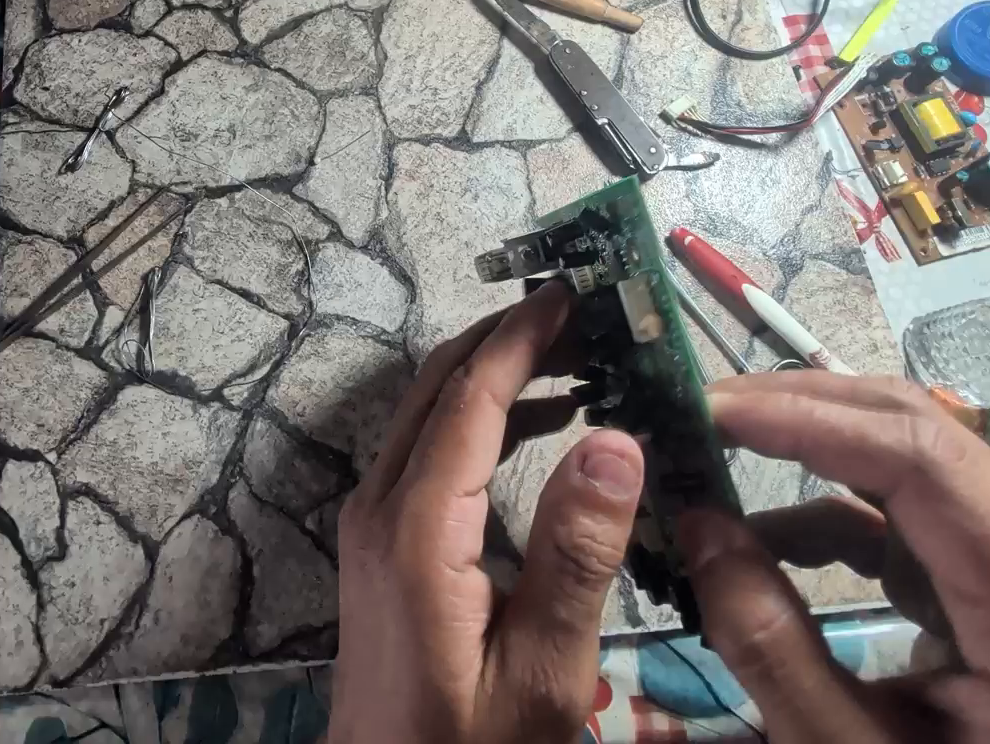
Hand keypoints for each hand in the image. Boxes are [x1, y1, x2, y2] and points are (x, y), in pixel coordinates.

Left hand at [329, 282, 644, 743]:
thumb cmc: (468, 743)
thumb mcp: (541, 670)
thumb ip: (576, 555)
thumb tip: (616, 440)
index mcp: (415, 524)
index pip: (470, 396)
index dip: (519, 337)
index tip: (566, 291)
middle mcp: (380, 499)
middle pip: (440, 386)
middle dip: (507, 340)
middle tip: (582, 317)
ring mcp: (373, 513)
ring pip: (432, 411)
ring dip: (496, 374)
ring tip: (576, 361)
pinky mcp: (381, 531)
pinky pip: (430, 447)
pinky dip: (483, 419)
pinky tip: (540, 423)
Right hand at [679, 371, 989, 742]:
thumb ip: (771, 648)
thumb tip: (697, 521)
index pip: (928, 464)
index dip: (809, 420)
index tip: (707, 412)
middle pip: (918, 434)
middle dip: (792, 407)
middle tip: (693, 411)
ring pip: (905, 453)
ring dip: (798, 441)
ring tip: (708, 447)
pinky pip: (897, 508)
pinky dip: (815, 505)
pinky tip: (755, 533)